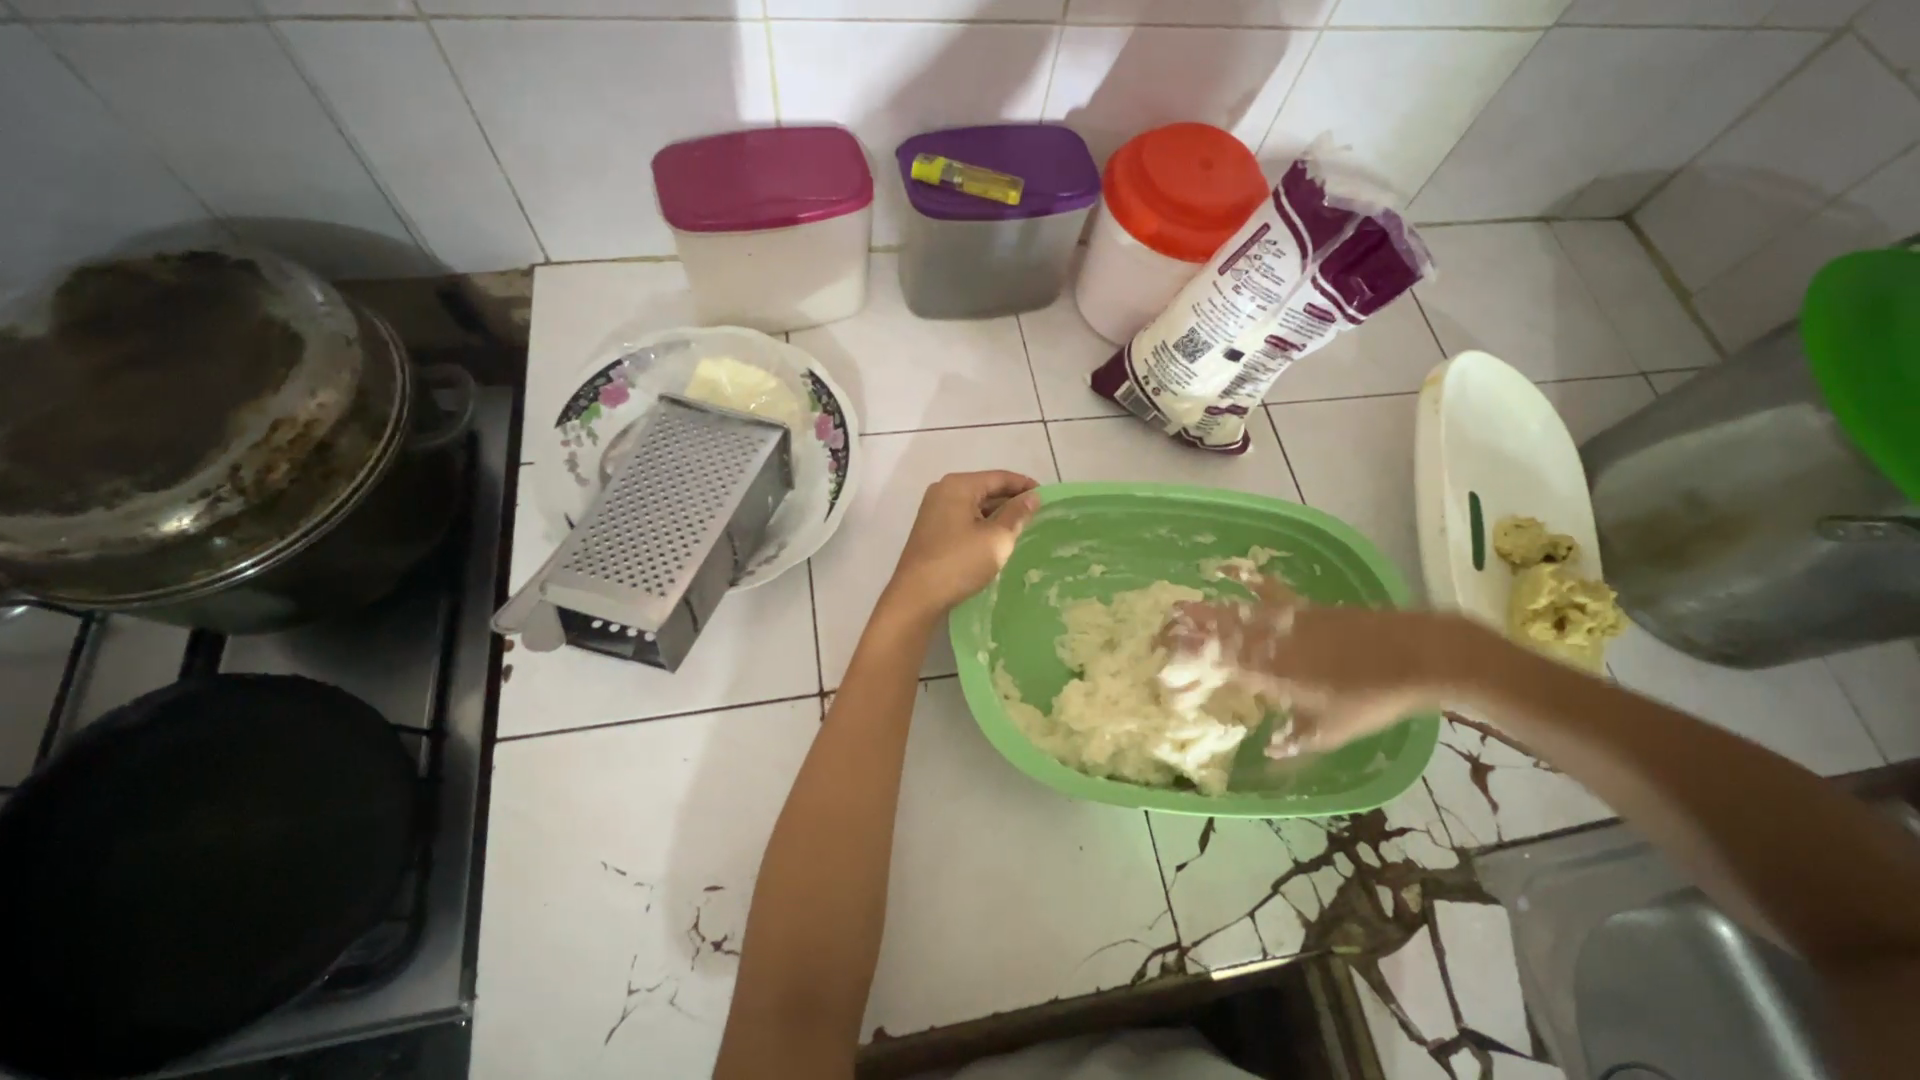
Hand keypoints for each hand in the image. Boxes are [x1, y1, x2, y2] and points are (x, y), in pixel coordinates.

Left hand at [880, 471, 1040, 619]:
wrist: (917, 596)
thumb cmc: (959, 562)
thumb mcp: (996, 538)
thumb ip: (1016, 514)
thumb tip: (1033, 497)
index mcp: (958, 485)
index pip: (1000, 477)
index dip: (1025, 486)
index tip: (1047, 498)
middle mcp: (943, 491)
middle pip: (986, 489)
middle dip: (1011, 500)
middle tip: (1038, 515)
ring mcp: (934, 511)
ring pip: (975, 506)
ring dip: (997, 515)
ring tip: (1022, 528)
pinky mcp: (932, 530)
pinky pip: (964, 519)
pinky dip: (982, 525)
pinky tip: (997, 539)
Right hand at [1159, 577, 1486, 756]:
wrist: (1422, 654)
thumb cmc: (1377, 698)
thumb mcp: (1334, 730)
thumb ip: (1297, 739)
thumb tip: (1270, 748)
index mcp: (1275, 676)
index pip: (1221, 668)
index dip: (1191, 667)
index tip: (1164, 668)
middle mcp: (1275, 645)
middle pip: (1223, 635)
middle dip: (1188, 633)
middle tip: (1158, 630)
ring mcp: (1291, 622)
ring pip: (1240, 614)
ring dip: (1208, 611)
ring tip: (1179, 606)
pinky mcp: (1310, 609)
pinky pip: (1271, 594)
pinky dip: (1249, 582)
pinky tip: (1234, 570)